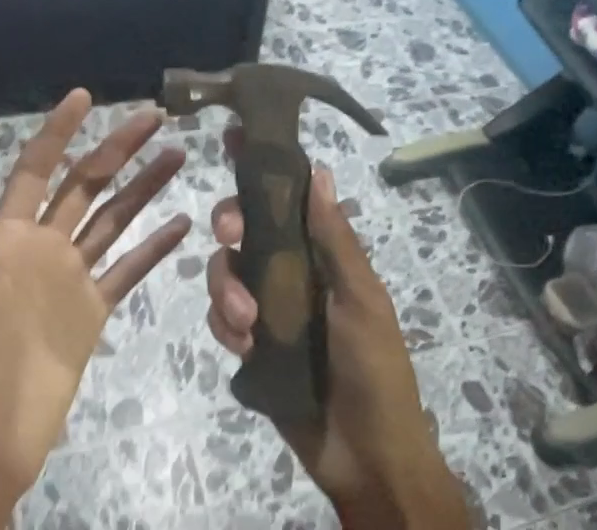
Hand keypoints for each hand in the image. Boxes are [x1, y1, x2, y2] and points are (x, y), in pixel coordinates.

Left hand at [0, 90, 191, 529]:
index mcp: (7, 237)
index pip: (36, 169)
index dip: (58, 132)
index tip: (83, 96)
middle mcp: (44, 246)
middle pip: (87, 184)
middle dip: (118, 148)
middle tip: (155, 116)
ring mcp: (71, 278)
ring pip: (114, 219)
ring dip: (144, 188)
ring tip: (177, 155)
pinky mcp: (93, 311)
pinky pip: (128, 270)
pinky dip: (154, 248)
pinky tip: (182, 226)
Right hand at [206, 127, 467, 528]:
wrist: (366, 457)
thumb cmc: (375, 370)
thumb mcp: (361, 300)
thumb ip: (334, 239)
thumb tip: (321, 170)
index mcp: (323, 255)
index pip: (289, 199)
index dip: (262, 169)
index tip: (234, 138)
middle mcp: (291, 272)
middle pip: (244, 228)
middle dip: (231, 224)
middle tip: (230, 234)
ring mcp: (268, 308)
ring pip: (225, 272)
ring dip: (226, 289)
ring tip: (248, 322)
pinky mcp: (251, 344)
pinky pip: (221, 318)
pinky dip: (225, 326)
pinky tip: (244, 347)